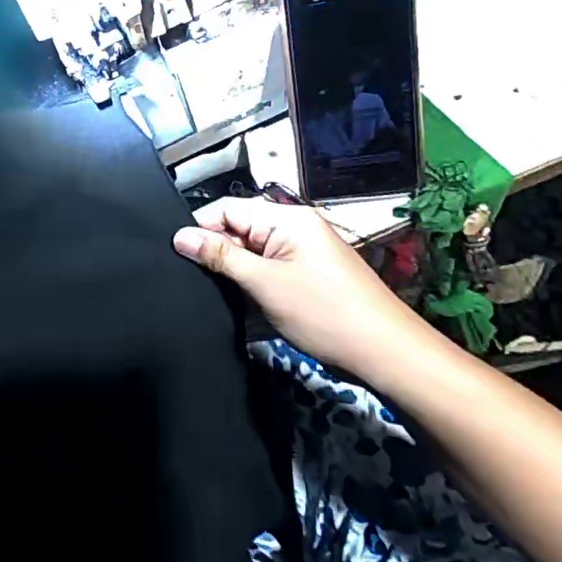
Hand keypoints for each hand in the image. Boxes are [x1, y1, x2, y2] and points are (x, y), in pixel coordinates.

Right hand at [173, 197, 428, 374]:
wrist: (385, 352)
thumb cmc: (325, 313)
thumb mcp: (265, 284)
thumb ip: (221, 257)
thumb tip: (180, 236)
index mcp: (286, 218)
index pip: (227, 209)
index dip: (199, 229)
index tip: (175, 255)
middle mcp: (293, 228)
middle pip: (238, 229)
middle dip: (216, 253)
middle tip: (193, 282)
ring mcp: (302, 252)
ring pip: (251, 253)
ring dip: (234, 273)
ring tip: (214, 294)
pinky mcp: (306, 275)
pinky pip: (268, 269)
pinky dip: (253, 284)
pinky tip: (241, 303)